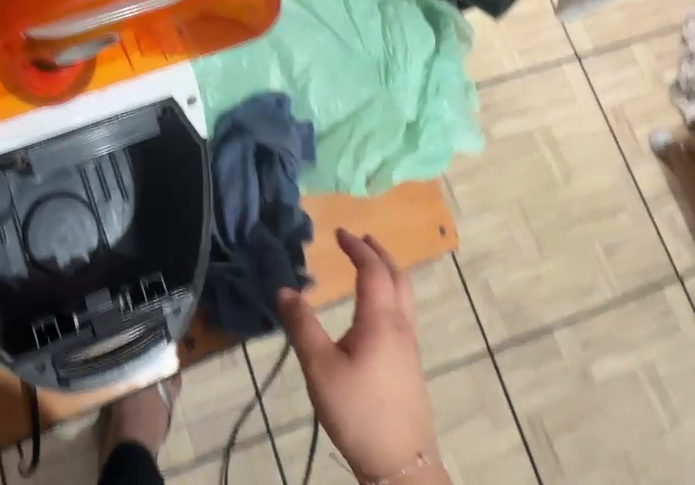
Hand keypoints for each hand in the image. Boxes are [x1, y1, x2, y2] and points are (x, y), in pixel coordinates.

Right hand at [279, 229, 440, 481]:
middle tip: (362, 240)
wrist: (401, 465)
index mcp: (381, 321)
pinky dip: (389, 297)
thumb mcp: (320, 367)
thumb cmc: (358, 411)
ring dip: (388, 276)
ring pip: (405, 299)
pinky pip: (402, 317)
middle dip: (381, 255)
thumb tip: (285, 289)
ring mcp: (409, 350)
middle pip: (399, 280)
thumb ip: (302, 325)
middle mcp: (401, 329)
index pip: (373, 272)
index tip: (340, 232)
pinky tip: (372, 314)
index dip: (357, 248)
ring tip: (368, 270)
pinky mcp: (409, 368)